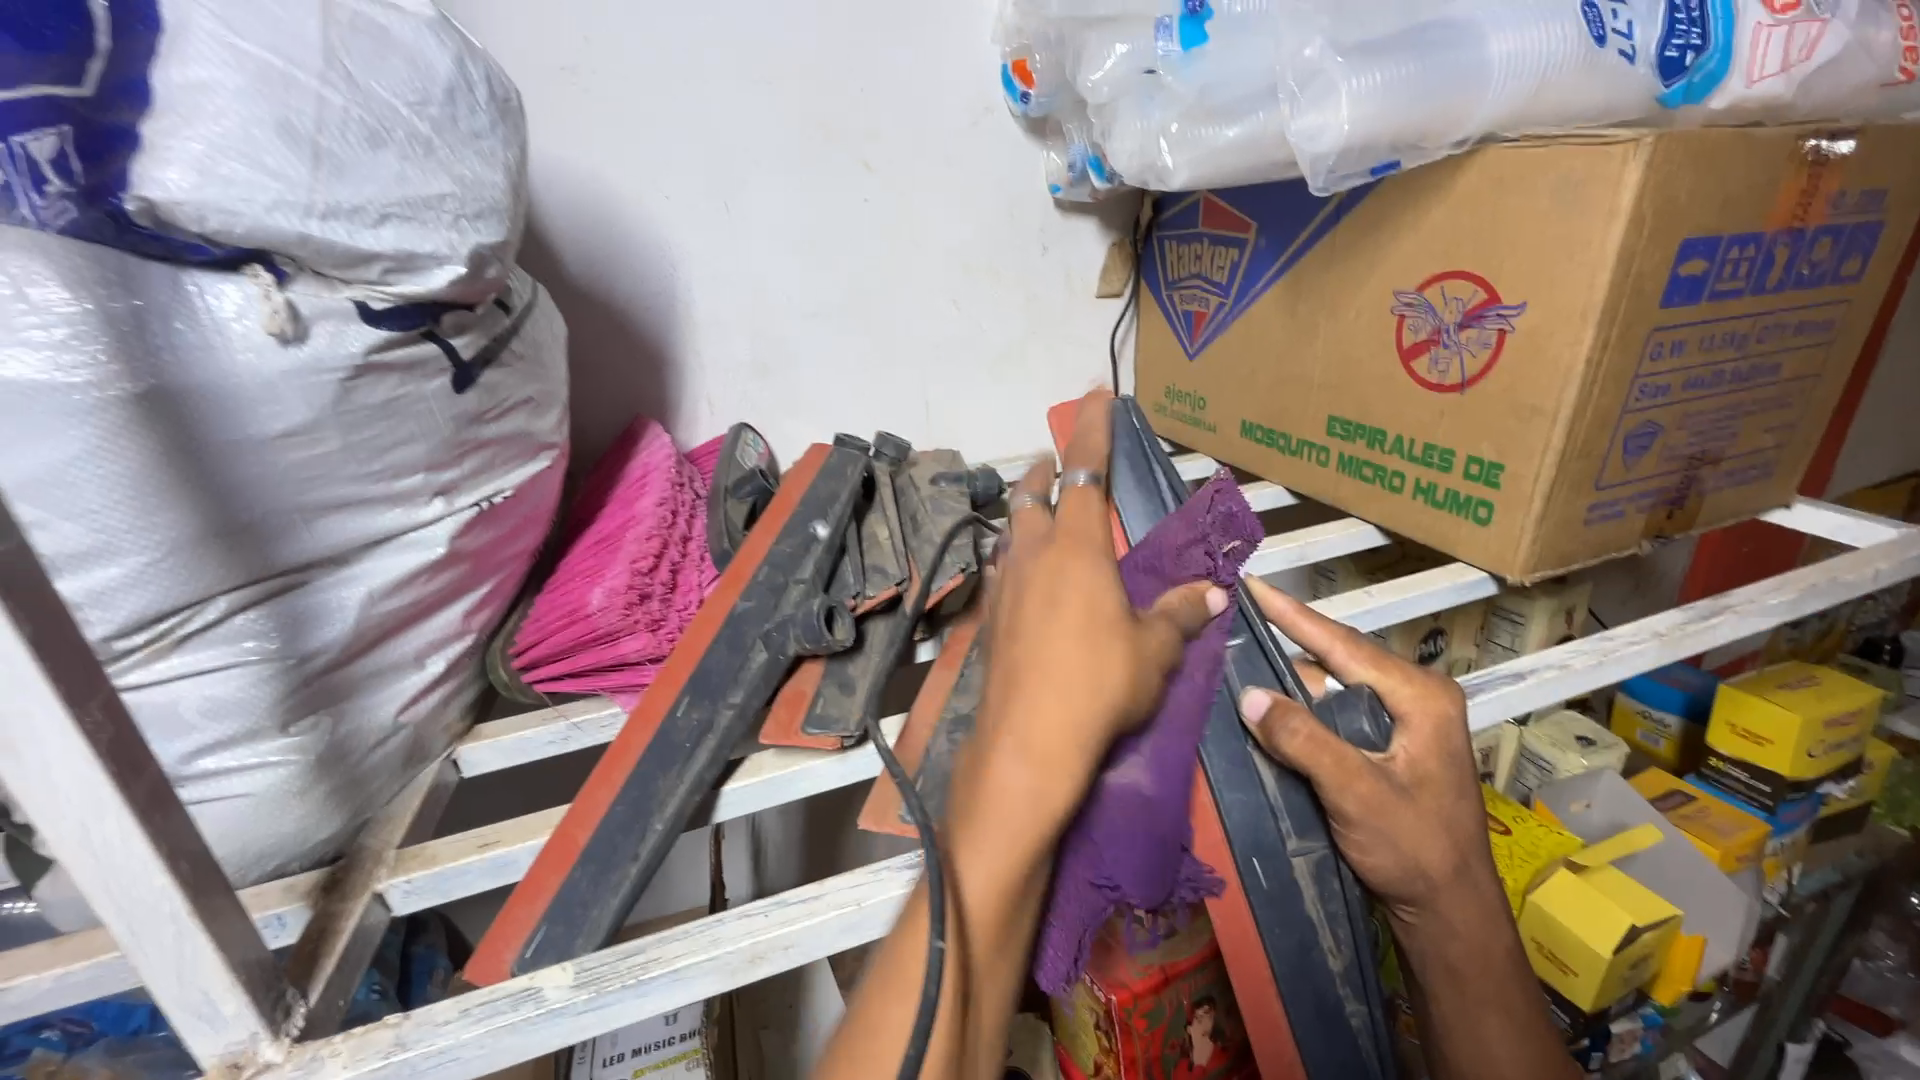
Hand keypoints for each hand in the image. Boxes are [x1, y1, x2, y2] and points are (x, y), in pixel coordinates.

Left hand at [977, 390, 1226, 800]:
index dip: (1093, 428)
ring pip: (1009, 531)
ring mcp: (1003, 585)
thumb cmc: (1099, 685)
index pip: (1087, 471)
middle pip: (1031, 493)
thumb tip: (1214, 592)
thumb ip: (1180, 614)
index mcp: (1077, 547)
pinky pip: (999, 570)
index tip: (1096, 393)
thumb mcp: (1154, 651)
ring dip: (1024, 513)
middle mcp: (1032, 555)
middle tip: (1058, 463)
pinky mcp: (988, 619)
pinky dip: (1013, 559)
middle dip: (1046, 471)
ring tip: (1039, 515)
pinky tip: (1022, 578)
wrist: (1028, 741)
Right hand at [1235, 576, 1496, 932]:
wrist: (1448, 912)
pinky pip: (1334, 714)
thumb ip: (1303, 740)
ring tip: (1237, 663)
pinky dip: (1300, 710)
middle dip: (1285, 645)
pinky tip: (1266, 708)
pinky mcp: (1386, 747)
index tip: (1252, 585)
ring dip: (1289, 683)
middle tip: (1234, 625)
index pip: (1343, 644)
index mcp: (1420, 697)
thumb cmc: (1414, 849)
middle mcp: (1414, 699)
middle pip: (1335, 661)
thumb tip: (1248, 694)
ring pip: (1332, 688)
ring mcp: (1402, 723)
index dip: (1292, 615)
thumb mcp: (1355, 792)